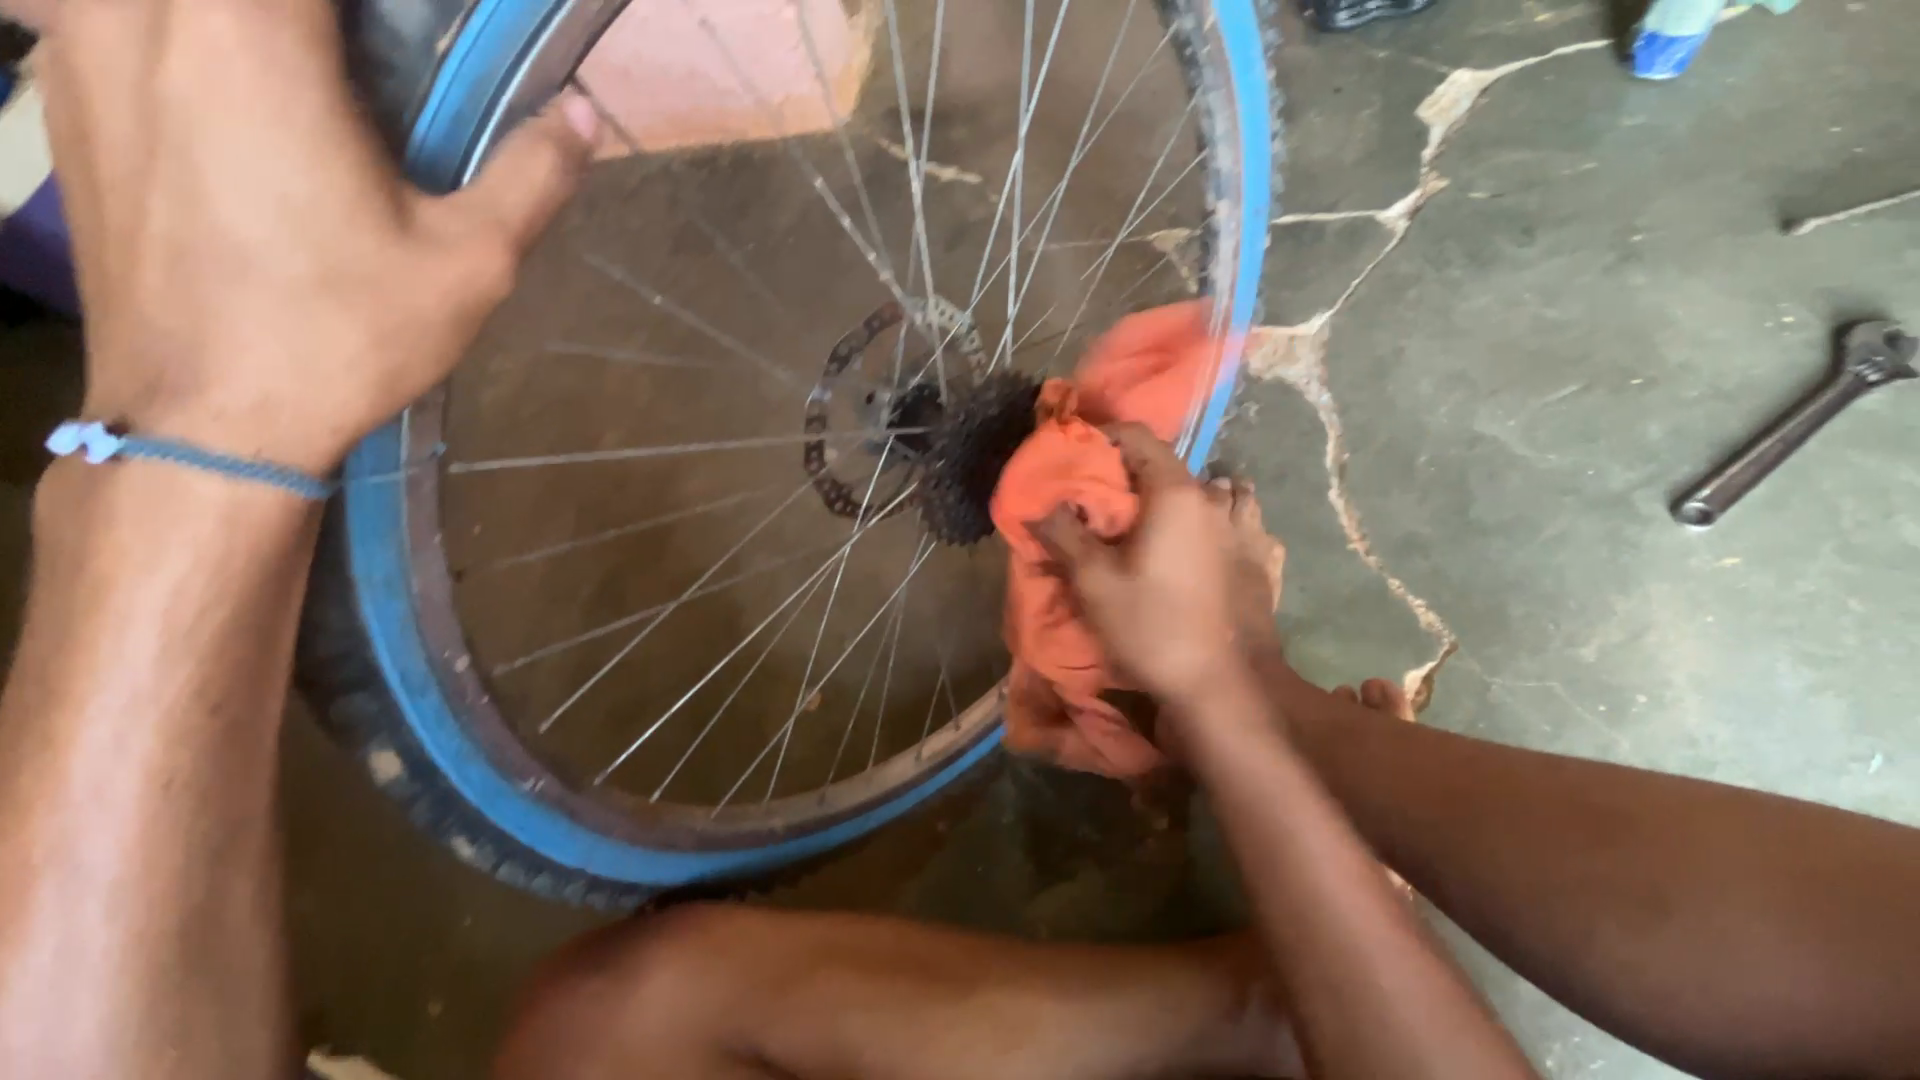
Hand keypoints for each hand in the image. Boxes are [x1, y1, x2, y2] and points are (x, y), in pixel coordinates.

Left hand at [35, 0, 598, 473]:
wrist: (208, 419)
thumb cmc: (346, 334)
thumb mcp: (471, 262)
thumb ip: (531, 175)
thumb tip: (582, 116)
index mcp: (249, 35)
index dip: (392, 8)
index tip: (430, 39)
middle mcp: (142, 15)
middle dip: (331, 21)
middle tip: (386, 67)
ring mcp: (82, 50)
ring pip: (180, 1)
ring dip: (259, 29)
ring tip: (326, 89)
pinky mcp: (64, 98)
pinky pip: (127, 20)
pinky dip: (196, 42)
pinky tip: (249, 113)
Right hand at [1030, 424, 1256, 707]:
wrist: (1225, 687)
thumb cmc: (1152, 628)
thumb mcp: (1094, 583)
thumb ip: (1064, 536)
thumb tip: (1040, 506)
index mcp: (1176, 494)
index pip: (1139, 439)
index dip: (1105, 438)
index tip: (1080, 454)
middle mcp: (1218, 501)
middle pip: (1177, 468)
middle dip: (1141, 475)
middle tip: (1114, 502)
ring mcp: (1250, 531)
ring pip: (1223, 493)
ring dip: (1195, 496)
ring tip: (1172, 521)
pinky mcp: (1268, 563)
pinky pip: (1249, 526)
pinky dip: (1231, 524)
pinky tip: (1219, 546)